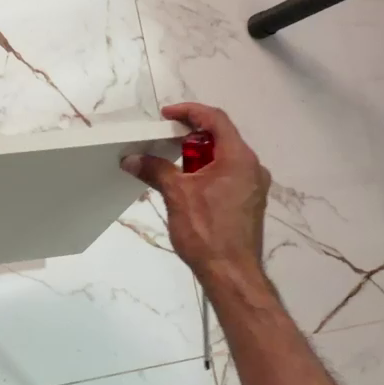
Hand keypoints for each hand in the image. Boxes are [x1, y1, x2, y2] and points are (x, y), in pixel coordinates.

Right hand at [122, 103, 271, 289]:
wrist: (231, 272)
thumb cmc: (207, 230)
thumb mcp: (177, 195)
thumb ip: (155, 170)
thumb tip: (131, 158)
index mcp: (239, 158)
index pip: (216, 120)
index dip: (190, 112)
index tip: (165, 115)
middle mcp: (252, 167)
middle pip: (221, 138)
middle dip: (189, 136)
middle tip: (163, 139)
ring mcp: (253, 187)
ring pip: (223, 159)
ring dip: (196, 156)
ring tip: (170, 163)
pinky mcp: (248, 203)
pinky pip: (226, 176)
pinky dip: (205, 173)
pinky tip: (186, 185)